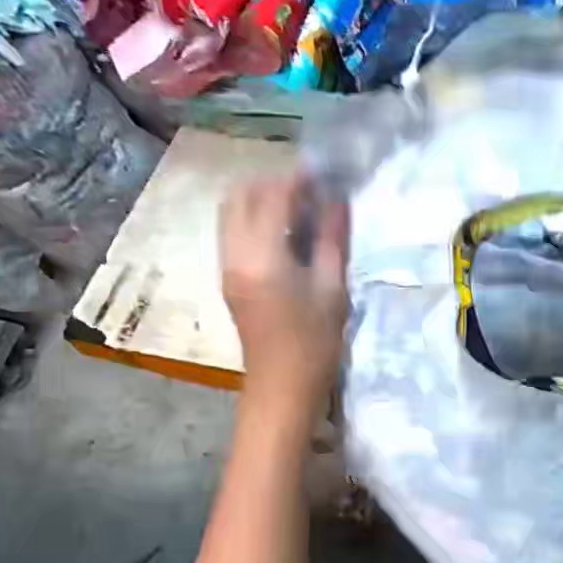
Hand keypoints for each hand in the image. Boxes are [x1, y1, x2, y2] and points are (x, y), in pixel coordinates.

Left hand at [220, 173, 348, 408]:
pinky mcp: (228, 277)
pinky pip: (234, 231)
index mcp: (262, 257)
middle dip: (272, 183)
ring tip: (298, 210)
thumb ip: (332, 239)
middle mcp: (234, 254)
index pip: (273, 198)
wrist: (281, 388)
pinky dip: (255, 220)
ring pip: (232, 211)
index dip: (298, 180)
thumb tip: (336, 200)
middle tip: (308, 191)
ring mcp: (226, 265)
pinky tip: (286, 234)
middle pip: (240, 195)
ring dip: (261, 200)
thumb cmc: (314, 343)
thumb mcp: (332, 289)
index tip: (323, 174)